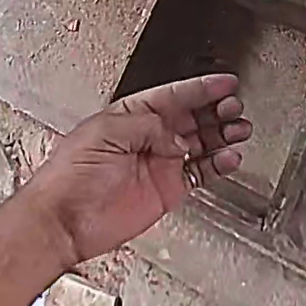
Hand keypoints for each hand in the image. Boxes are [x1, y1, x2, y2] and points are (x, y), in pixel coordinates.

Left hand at [20, 74, 250, 265]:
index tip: (225, 83)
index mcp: (130, 117)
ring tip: (240, 129)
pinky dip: (218, 165)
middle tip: (235, 107)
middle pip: (191, 117)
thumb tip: (177, 136)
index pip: (173, 96)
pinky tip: (230, 157)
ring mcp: (158, 163)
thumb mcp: (106, 134)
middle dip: (216, 109)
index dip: (201, 88)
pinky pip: (200, 173)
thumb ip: (147, 127)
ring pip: (200, 143)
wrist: (65, 221)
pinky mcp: (166, 189)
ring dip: (222, 134)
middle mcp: (147, 137)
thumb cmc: (70, 176)